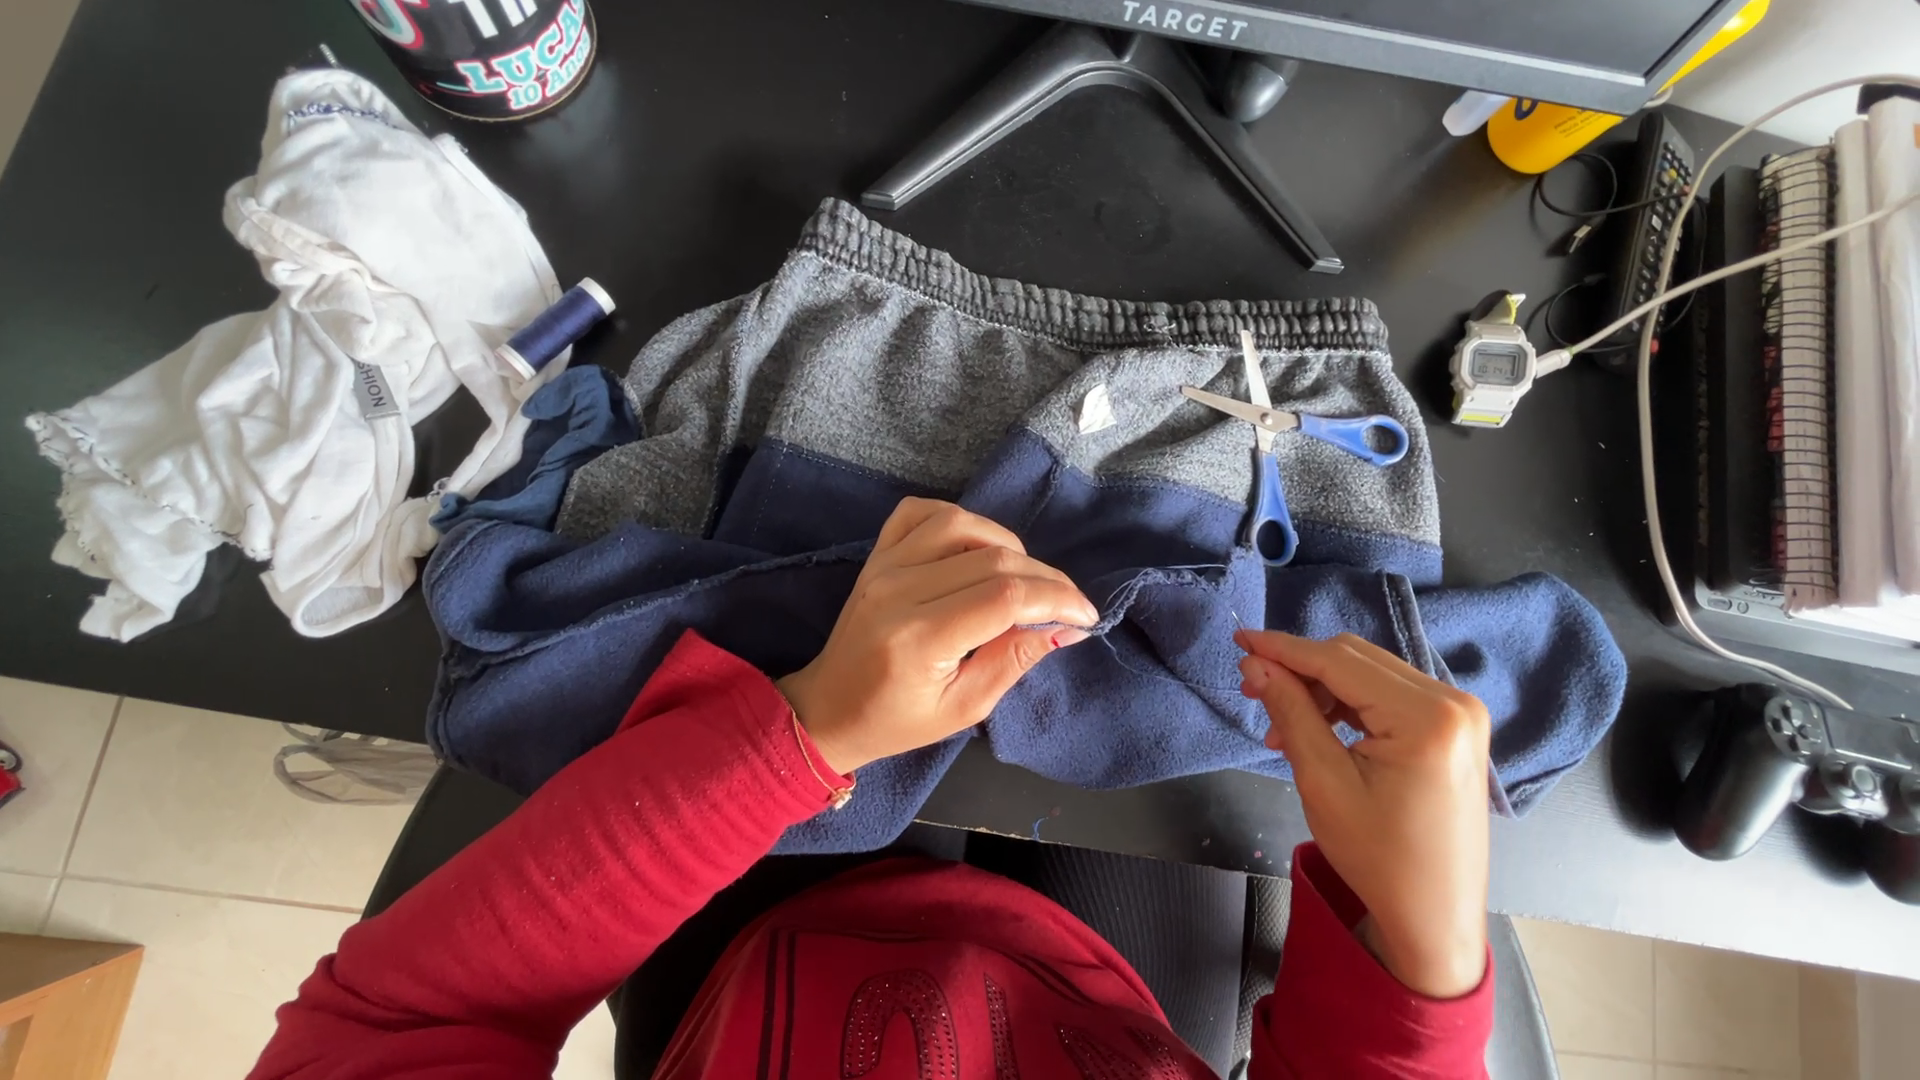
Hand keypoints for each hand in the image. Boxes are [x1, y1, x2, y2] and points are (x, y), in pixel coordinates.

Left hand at [778, 498, 1098, 774]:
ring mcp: (882, 565)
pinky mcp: (876, 554)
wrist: (829, 708)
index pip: (1003, 597)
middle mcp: (897, 590)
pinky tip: (976, 546)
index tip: (1084, 615)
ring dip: (1007, 545)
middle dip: (1044, 579)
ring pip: (962, 523)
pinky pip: (921, 512)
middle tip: (1066, 605)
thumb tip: (1068, 626)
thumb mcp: (964, 709)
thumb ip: (1014, 660)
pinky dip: (960, 519)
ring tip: (1023, 578)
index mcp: (918, 639)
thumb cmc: (897, 721)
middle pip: (991, 559)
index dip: (1056, 599)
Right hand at [1235, 629, 1490, 998]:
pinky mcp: (1452, 728)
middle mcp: (1452, 702)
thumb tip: (1255, 663)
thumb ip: (1290, 710)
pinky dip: (1344, 703)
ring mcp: (1458, 713)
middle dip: (1299, 668)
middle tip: (1252, 688)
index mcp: (1427, 716)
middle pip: (1355, 659)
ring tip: (1279, 722)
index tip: (1239, 639)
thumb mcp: (1322, 781)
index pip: (1339, 661)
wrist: (1434, 915)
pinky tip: (1314, 726)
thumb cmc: (1378, 856)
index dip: (1283, 648)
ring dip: (1318, 687)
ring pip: (1368, 673)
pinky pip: (1386, 694)